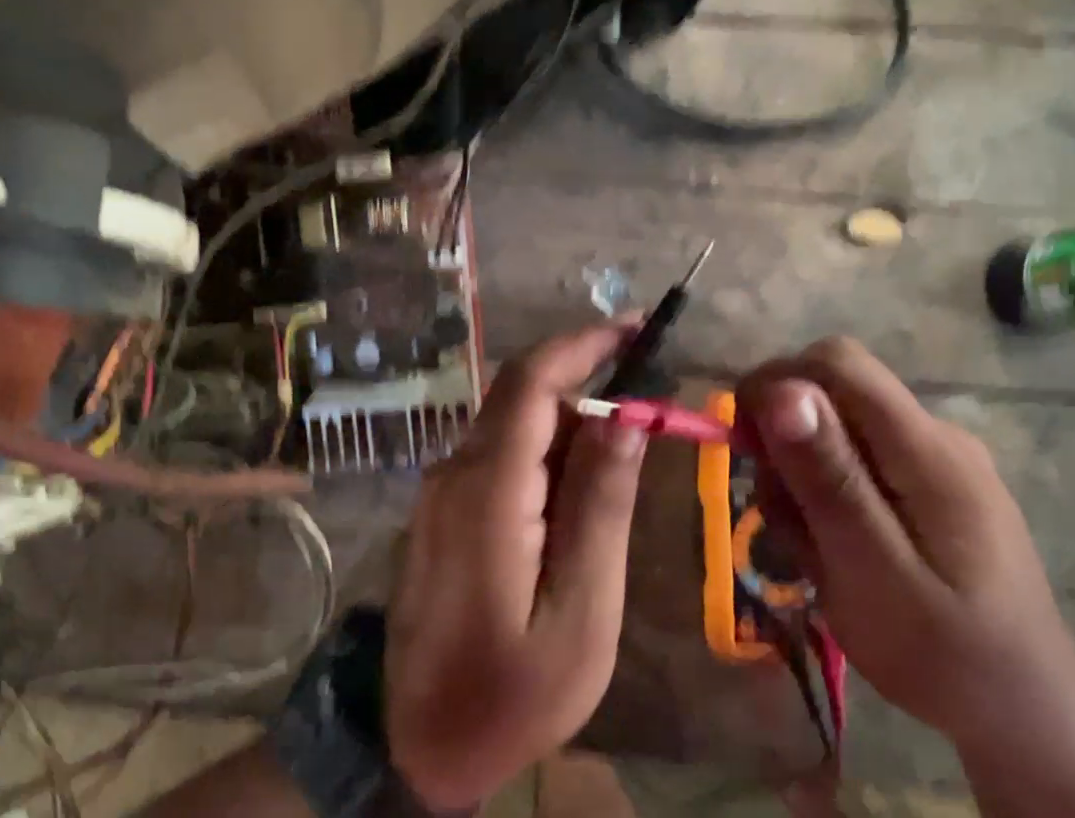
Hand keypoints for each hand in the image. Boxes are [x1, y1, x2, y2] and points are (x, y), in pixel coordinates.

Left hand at [386, 321, 648, 811]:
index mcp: (487, 491)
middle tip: (651, 415)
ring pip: (509, 431)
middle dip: (585, 391)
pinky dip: (541, 461)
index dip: (580, 346)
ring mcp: (437, 494)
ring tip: (622, 466)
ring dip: (567, 430)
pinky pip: (494, 463)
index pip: (530, 385)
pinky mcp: (439, 515)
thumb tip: (626, 418)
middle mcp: (452, 475)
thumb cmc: (515, 692)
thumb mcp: (582, 610)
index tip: (633, 330)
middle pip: (520, 402)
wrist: (423, 743)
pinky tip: (575, 500)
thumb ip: (601, 506)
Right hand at [736, 338, 1074, 741]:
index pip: (835, 362)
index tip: (742, 447)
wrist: (1021, 712)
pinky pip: (852, 462)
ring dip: (799, 477)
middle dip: (782, 441)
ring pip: (832, 429)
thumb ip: (829, 479)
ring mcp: (933, 460)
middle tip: (780, 514)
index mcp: (928, 450)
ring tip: (812, 550)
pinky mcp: (926, 484)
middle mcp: (933, 436)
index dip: (773, 385)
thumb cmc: (943, 652)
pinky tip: (834, 549)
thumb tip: (780, 389)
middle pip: (829, 392)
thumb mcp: (871, 573)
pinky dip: (823, 494)